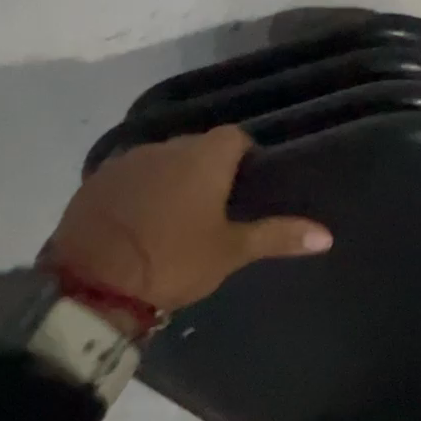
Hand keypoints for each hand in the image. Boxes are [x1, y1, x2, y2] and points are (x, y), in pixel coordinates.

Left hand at [44, 126, 330, 334]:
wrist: (93, 283)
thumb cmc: (175, 260)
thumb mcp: (233, 251)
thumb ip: (278, 236)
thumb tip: (326, 235)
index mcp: (200, 160)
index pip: (233, 136)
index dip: (249, 154)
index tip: (257, 182)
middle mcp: (161, 150)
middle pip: (197, 146)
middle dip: (213, 167)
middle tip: (230, 204)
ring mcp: (123, 164)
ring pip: (163, 161)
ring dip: (178, 178)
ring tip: (191, 213)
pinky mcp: (95, 183)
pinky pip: (134, 177)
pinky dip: (148, 191)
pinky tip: (153, 220)